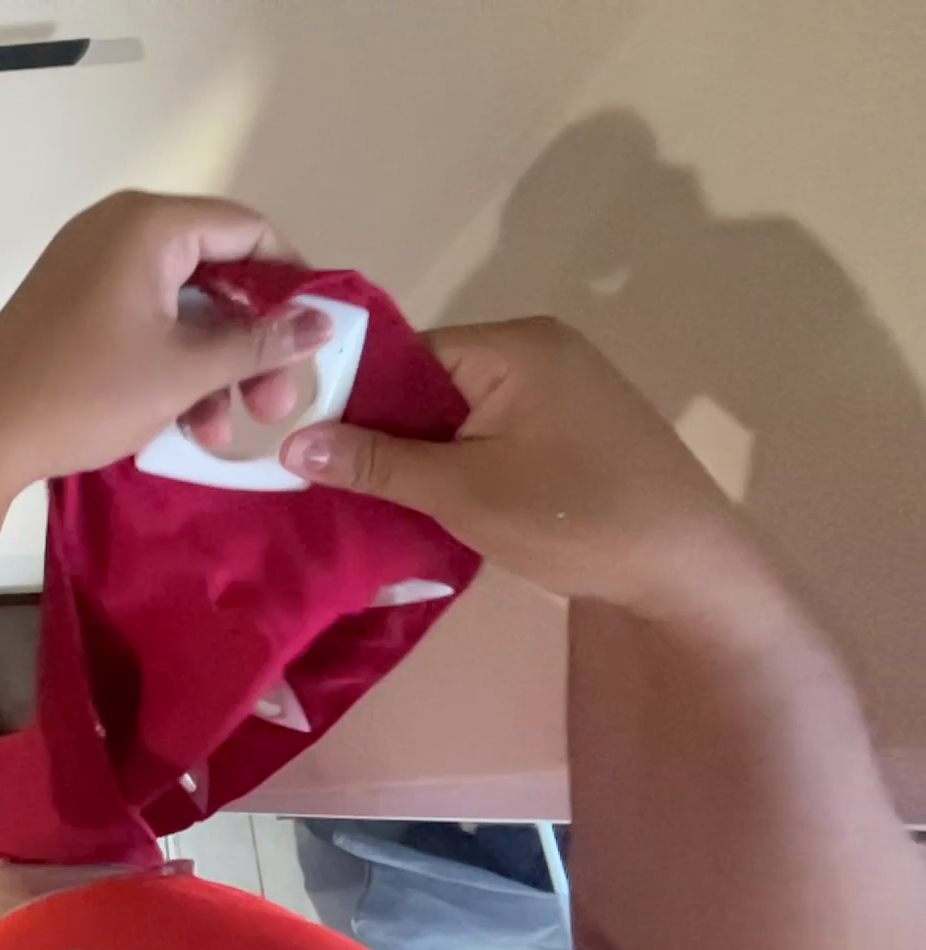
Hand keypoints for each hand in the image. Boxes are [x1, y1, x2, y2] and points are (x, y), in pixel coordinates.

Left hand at [0, 191, 331, 485]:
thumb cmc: (84, 395)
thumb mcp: (183, 371)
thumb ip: (260, 342)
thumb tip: (325, 319)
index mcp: (147, 225)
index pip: (247, 232)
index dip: (290, 285)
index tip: (311, 339)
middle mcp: (115, 232)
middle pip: (212, 277)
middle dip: (248, 346)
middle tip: (273, 406)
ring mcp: (86, 271)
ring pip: (175, 312)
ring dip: (207, 371)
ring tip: (219, 434)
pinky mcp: (68, 310)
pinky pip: (137, 327)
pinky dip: (164, 369)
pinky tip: (181, 426)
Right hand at [280, 317, 753, 614]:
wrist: (687, 574)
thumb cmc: (573, 516)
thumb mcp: (458, 489)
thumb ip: (372, 461)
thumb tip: (290, 444)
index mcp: (514, 347)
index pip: (401, 354)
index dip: (349, 397)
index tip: (308, 443)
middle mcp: (533, 353)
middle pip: (420, 382)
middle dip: (375, 429)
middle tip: (328, 474)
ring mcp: (549, 390)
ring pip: (444, 412)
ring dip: (406, 450)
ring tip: (364, 488)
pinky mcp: (556, 426)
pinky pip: (473, 430)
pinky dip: (440, 460)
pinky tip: (416, 493)